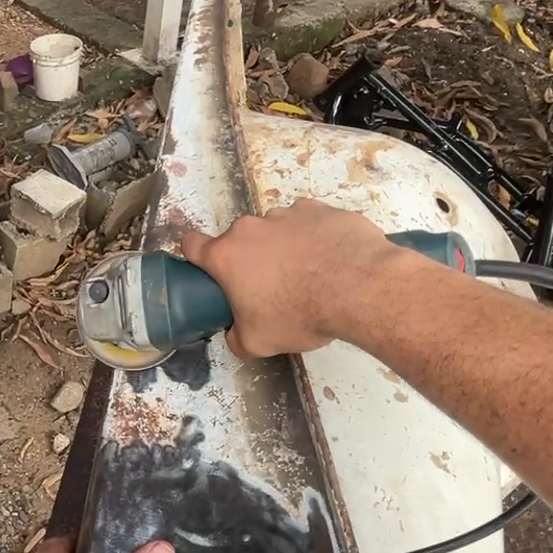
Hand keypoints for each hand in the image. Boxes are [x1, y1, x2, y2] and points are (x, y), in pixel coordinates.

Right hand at [182, 200, 407, 358]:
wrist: (362, 289)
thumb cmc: (300, 315)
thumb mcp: (258, 342)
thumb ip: (237, 337)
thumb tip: (235, 334)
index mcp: (226, 256)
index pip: (191, 244)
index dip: (196, 257)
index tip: (210, 271)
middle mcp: (251, 228)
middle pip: (239, 239)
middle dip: (250, 258)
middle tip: (271, 286)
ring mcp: (288, 214)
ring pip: (276, 229)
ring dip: (284, 246)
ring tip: (310, 273)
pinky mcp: (322, 209)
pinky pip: (309, 222)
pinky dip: (315, 237)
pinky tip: (333, 258)